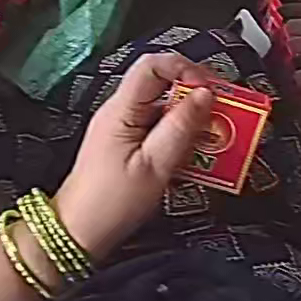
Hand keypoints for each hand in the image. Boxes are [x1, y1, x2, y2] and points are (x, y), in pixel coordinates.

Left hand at [54, 53, 215, 260]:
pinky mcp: (131, 141)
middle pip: (164, 82)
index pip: (153, 66)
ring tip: (214, 134)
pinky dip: (183, 133)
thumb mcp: (154, 166)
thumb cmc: (109, 204)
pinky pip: (162, 124)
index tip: (211, 89)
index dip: (185, 69)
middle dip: (197, 94)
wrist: (78, 234)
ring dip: (193, 116)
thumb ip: (181, 127)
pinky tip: (195, 152)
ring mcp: (125, 125)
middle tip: (222, 110)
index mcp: (122, 110)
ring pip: (166, 105)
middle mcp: (122, 111)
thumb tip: (206, 95)